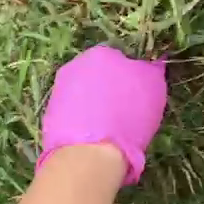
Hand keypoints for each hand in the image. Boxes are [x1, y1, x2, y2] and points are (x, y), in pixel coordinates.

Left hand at [38, 45, 167, 185]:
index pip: (119, 58)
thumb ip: (150, 70)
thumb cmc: (129, 113)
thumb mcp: (154, 86)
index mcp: (102, 53)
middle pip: (98, 75)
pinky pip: (73, 115)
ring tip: (110, 130)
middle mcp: (76, 65)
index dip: (131, 77)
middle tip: (125, 112)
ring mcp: (59, 90)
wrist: (92, 151)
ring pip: (84, 95)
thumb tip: (150, 64)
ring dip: (96, 107)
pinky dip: (83, 123)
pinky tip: (94, 138)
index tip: (139, 95)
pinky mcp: (49, 115)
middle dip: (110, 90)